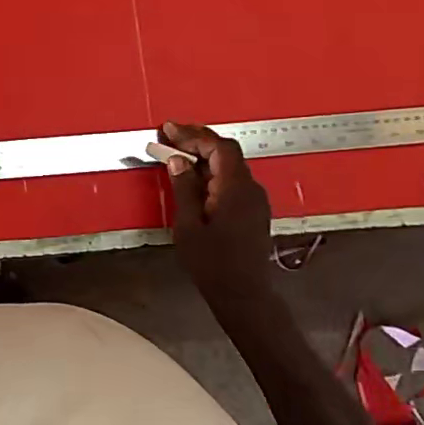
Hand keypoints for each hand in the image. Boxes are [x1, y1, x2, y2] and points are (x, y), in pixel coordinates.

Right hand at [159, 122, 273, 295]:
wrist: (243, 294)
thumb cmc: (212, 262)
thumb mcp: (189, 225)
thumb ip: (184, 189)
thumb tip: (178, 161)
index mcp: (236, 188)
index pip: (220, 148)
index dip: (194, 134)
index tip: (168, 130)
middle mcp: (251, 189)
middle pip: (226, 153)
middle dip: (197, 142)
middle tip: (169, 137)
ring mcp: (255, 200)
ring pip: (229, 167)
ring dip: (203, 157)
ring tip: (175, 155)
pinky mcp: (252, 211)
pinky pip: (231, 181)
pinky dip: (211, 173)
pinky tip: (192, 179)